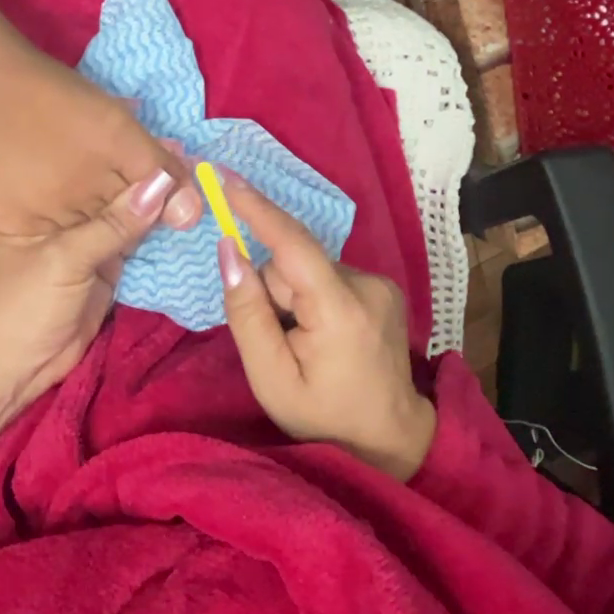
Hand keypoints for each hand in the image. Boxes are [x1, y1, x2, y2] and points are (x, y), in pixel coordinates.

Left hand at [0, 167, 176, 416]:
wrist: (18, 367)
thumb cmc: (26, 306)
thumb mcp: (67, 259)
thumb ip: (113, 225)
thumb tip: (161, 184)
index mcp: (43, 203)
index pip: (92, 173)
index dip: (129, 160)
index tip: (171, 147)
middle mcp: (67, 217)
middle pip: (115, 193)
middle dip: (152, 181)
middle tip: (196, 161)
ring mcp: (88, 243)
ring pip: (130, 218)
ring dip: (160, 206)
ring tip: (198, 182)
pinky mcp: (107, 268)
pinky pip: (137, 244)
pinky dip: (159, 234)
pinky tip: (185, 217)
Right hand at [218, 177, 434, 479]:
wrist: (389, 437)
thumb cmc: (323, 414)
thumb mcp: (270, 377)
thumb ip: (246, 314)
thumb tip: (229, 251)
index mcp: (339, 309)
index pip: (293, 244)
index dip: (257, 208)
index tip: (224, 177)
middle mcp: (366, 284)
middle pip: (293, 262)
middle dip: (273, 291)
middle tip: (280, 340)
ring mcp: (379, 284)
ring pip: (307, 269)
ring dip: (292, 297)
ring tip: (305, 343)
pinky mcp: (382, 287)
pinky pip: (325, 276)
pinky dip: (311, 298)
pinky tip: (323, 334)